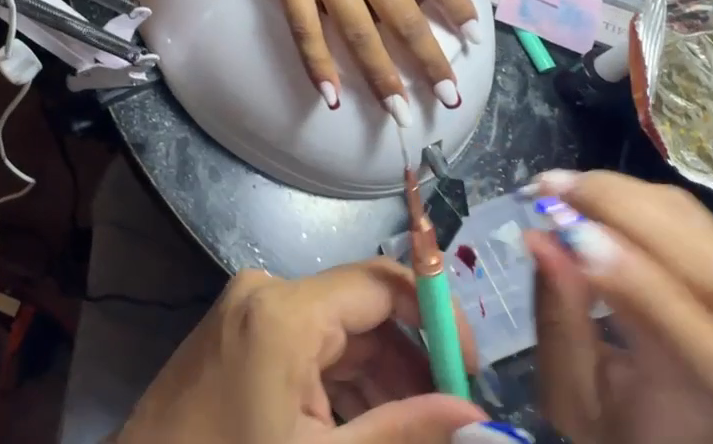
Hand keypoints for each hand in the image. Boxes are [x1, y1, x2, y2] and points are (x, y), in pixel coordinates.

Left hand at [116, 259, 490, 443]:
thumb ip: (404, 430)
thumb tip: (474, 414)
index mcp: (285, 311)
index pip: (380, 283)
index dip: (436, 318)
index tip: (472, 371)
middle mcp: (266, 293)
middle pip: (361, 315)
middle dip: (410, 369)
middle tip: (450, 424)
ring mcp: (247, 311)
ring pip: (336, 336)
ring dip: (378, 385)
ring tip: (409, 436)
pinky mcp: (238, 333)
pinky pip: (306, 348)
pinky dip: (340, 387)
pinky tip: (362, 432)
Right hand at [220, 0, 478, 119]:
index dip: (457, 10)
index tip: (474, 39)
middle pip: (403, 18)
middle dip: (429, 61)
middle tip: (448, 97)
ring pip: (358, 33)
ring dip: (380, 75)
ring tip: (399, 111)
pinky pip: (305, 29)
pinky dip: (317, 63)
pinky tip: (330, 95)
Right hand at [528, 171, 712, 443]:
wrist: (711, 441)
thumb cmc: (635, 434)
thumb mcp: (578, 403)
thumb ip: (561, 327)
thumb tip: (540, 240)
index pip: (695, 338)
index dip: (631, 279)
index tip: (561, 232)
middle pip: (711, 270)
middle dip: (625, 214)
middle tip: (550, 187)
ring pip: (707, 236)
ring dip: (629, 197)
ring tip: (563, 185)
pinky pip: (702, 224)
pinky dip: (644, 198)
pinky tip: (596, 196)